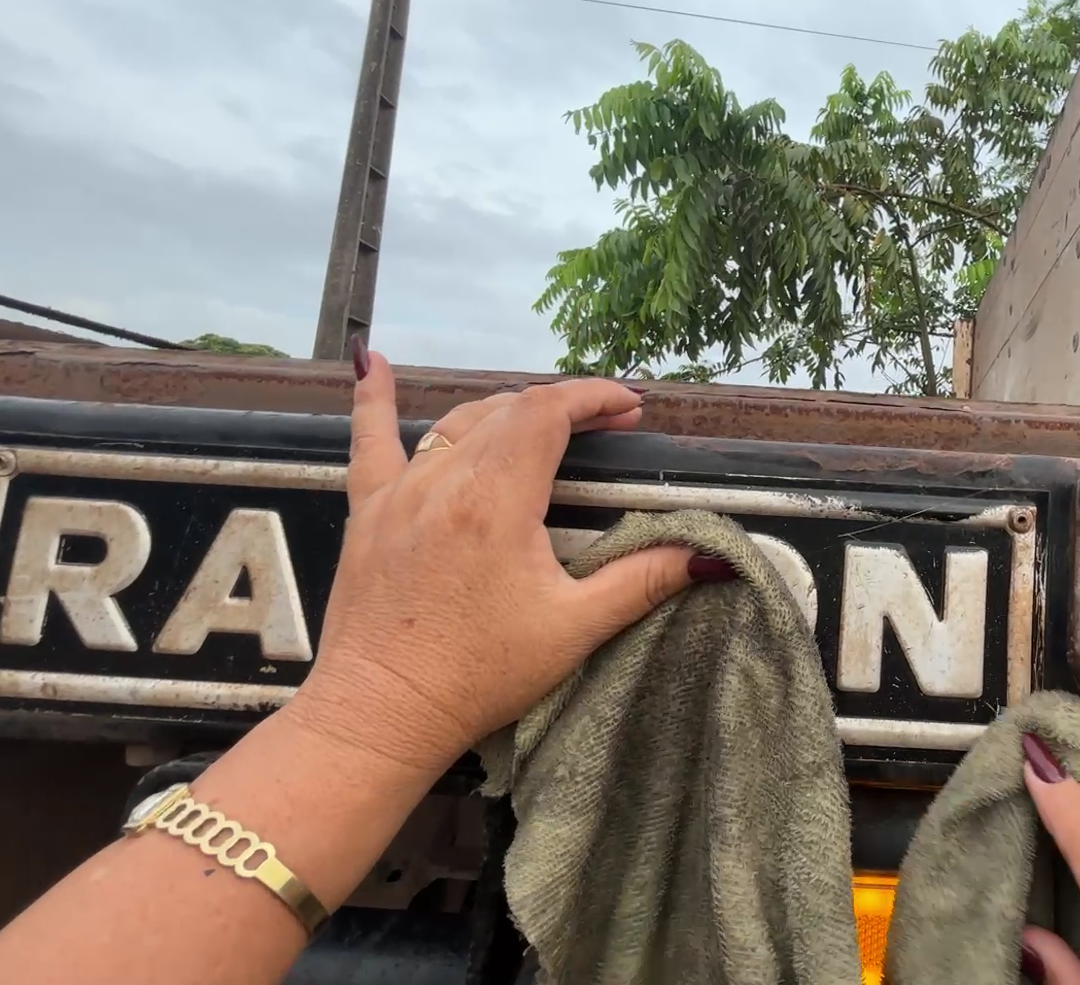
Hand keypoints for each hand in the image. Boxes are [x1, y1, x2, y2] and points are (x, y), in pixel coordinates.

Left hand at [288, 350, 713, 774]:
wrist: (379, 717)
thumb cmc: (481, 674)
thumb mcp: (576, 628)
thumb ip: (645, 580)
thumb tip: (710, 556)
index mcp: (496, 502)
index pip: (548, 413)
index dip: (595, 397)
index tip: (632, 405)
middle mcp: (444, 481)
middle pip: (512, 409)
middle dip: (569, 405)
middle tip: (612, 425)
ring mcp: (399, 492)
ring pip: (462, 421)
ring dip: (513, 409)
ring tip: (553, 420)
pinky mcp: (369, 512)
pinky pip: (368, 441)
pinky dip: (373, 398)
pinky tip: (372, 361)